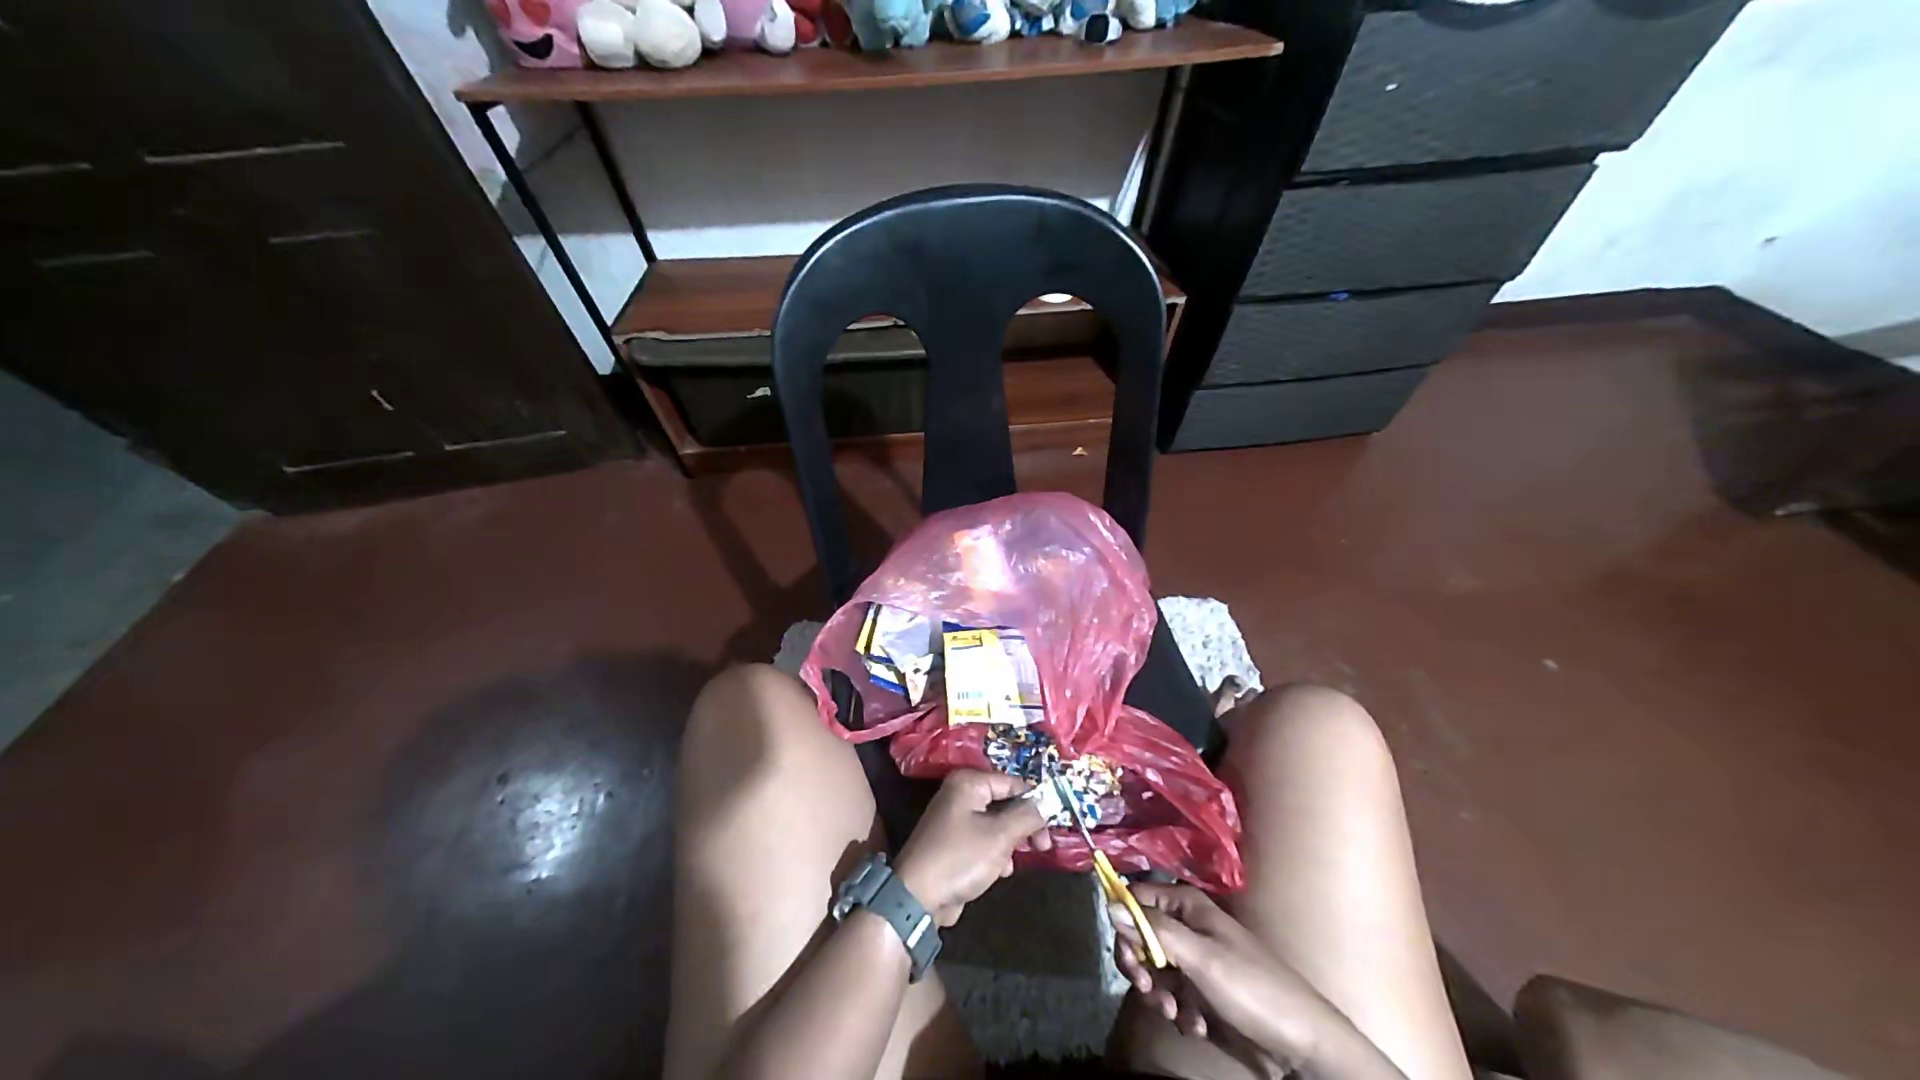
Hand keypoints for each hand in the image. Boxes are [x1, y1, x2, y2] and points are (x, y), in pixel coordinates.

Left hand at [894, 770, 1053, 925]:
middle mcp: (960, 794)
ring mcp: (955, 819)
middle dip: (1025, 824)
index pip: (1013, 783)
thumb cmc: (960, 858)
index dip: (1036, 801)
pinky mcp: (953, 843)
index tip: (1055, 823)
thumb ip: (1027, 816)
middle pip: (1005, 802)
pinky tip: (1001, 870)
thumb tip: (1047, 802)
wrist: (918, 897)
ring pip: (996, 823)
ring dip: (1011, 841)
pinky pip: (984, 839)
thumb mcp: (1000, 835)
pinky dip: (996, 852)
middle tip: (1043, 845)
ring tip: (1018, 859)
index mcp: (968, 783)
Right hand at [1111, 883, 1332, 1072]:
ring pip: (1152, 970)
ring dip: (1158, 994)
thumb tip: (1110, 904)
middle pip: (1139, 936)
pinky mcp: (1200, 992)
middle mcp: (1187, 928)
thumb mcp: (1201, 958)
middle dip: (1140, 966)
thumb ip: (1154, 930)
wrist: (1301, 1045)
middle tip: (1146, 988)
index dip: (1125, 923)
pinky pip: (1170, 995)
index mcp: (1187, 907)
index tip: (1127, 953)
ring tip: (1175, 1013)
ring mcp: (1194, 961)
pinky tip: (1195, 1025)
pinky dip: (1177, 1011)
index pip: (1137, 898)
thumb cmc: (1252, 989)